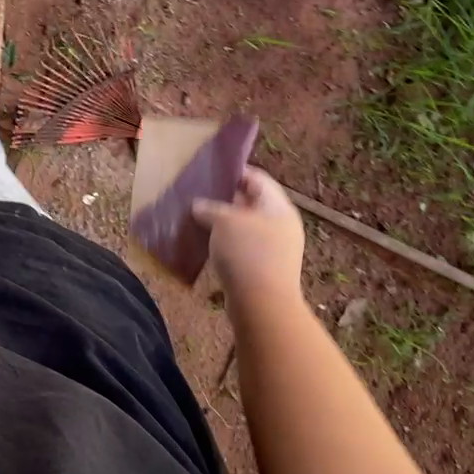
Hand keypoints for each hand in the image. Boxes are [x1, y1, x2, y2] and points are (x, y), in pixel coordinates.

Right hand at [192, 167, 305, 311]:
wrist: (262, 303)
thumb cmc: (247, 252)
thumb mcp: (223, 221)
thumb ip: (209, 208)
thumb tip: (198, 206)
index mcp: (278, 208)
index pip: (257, 179)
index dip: (234, 172)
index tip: (209, 170)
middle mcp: (280, 225)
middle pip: (250, 202)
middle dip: (223, 197)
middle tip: (196, 193)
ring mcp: (273, 247)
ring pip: (243, 225)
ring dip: (220, 221)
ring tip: (194, 216)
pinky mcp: (262, 266)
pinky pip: (241, 244)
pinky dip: (223, 240)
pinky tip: (203, 240)